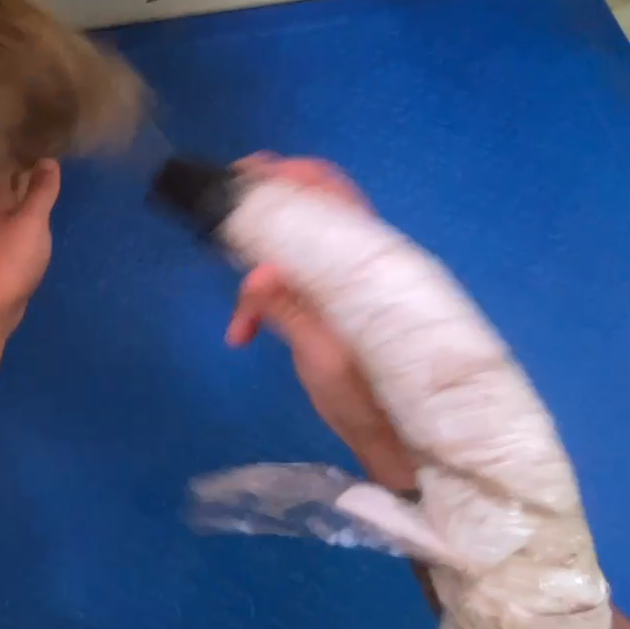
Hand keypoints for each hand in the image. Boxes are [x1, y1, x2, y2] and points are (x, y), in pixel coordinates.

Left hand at [0, 159, 60, 336]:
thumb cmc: (11, 258)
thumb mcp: (32, 220)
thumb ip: (40, 192)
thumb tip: (47, 159)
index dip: (8, 167)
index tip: (25, 156)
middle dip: (12, 189)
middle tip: (33, 177)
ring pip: (2, 222)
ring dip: (16, 213)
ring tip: (35, 207)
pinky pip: (9, 243)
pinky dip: (20, 235)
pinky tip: (30, 241)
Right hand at [226, 154, 415, 489]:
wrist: (411, 452)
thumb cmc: (374, 405)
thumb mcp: (328, 361)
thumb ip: (292, 313)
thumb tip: (255, 274)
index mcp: (367, 267)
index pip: (332, 196)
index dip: (289, 178)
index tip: (243, 176)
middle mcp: (360, 265)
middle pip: (310, 209)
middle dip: (261, 204)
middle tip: (218, 208)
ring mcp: (346, 287)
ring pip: (294, 243)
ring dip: (254, 250)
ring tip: (220, 259)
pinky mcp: (332, 309)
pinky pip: (288, 280)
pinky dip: (258, 292)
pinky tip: (241, 328)